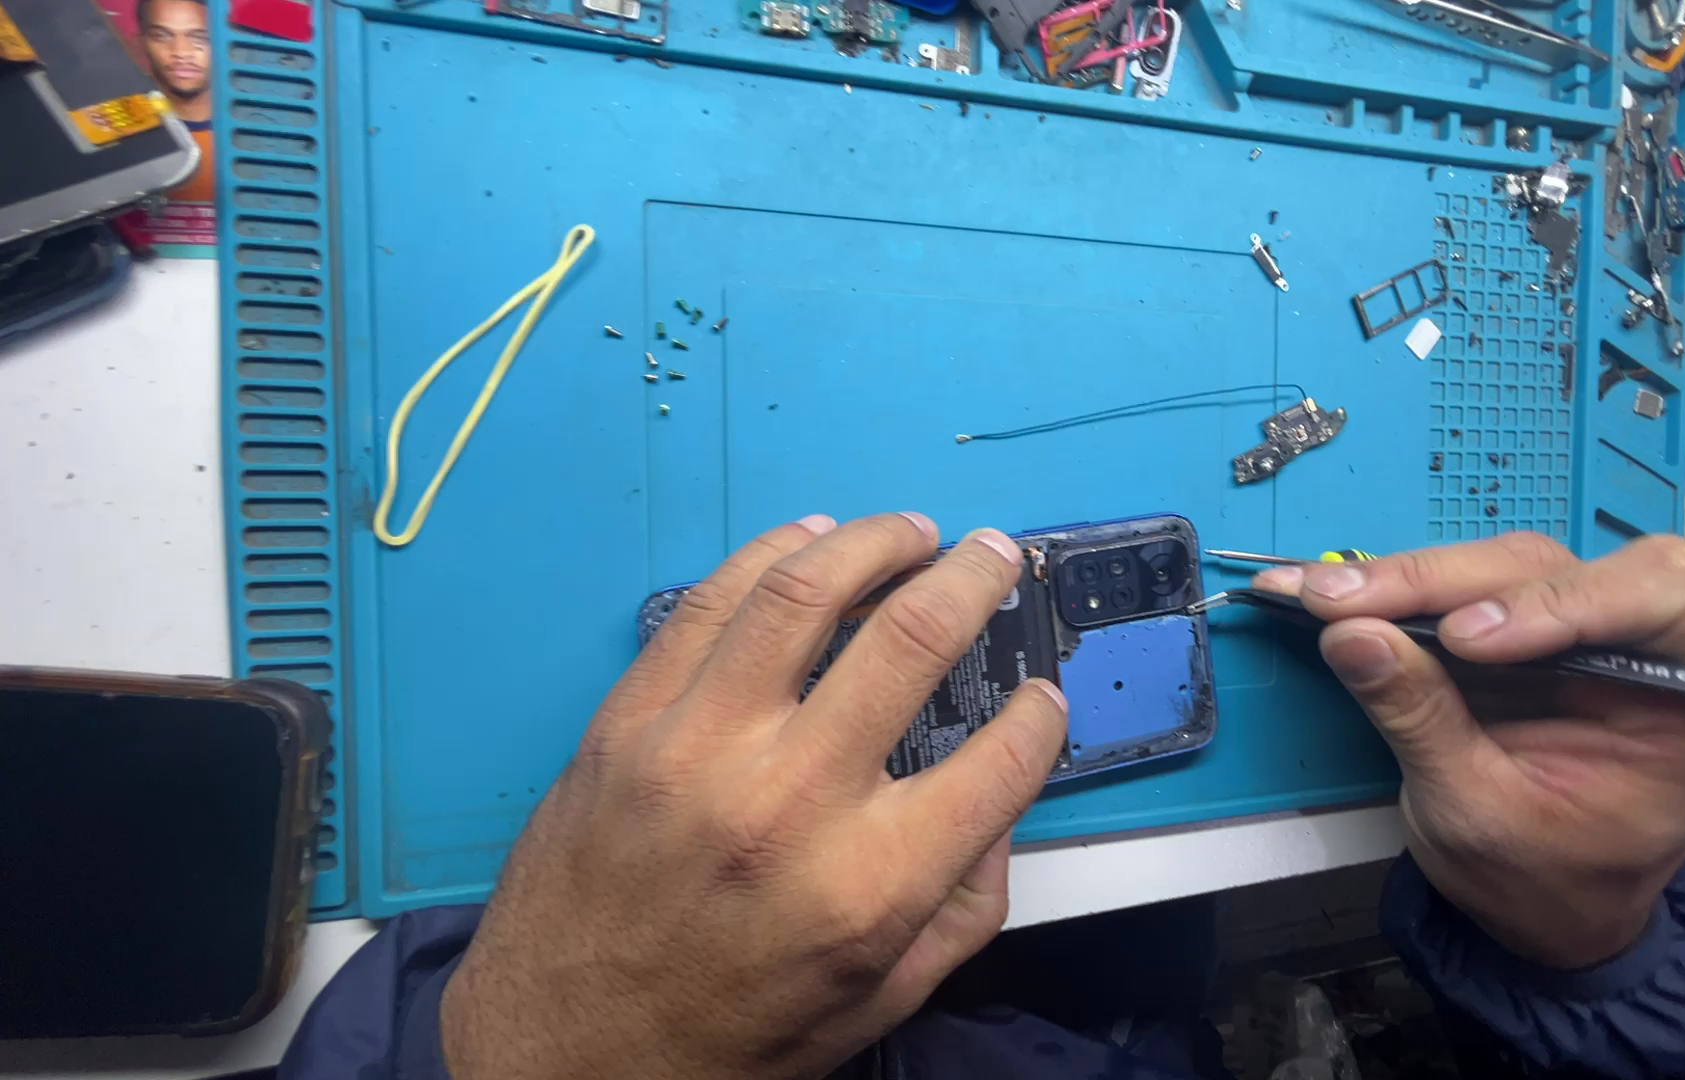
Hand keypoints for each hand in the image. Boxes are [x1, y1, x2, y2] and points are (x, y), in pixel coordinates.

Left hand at [439, 512, 1068, 1079]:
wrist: (560, 1058)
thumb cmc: (739, 1032)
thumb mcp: (884, 993)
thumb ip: (969, 899)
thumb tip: (1003, 790)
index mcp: (870, 883)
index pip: (997, 763)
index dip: (1038, 717)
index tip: (1041, 694)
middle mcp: (789, 800)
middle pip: (908, 642)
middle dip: (973, 581)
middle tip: (995, 554)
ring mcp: (698, 746)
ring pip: (802, 594)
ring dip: (876, 542)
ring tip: (913, 532)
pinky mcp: (630, 719)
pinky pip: (709, 602)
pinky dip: (772, 551)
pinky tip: (815, 536)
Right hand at [1255, 533, 1684, 968]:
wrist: (1528, 904)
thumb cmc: (1538, 878)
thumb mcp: (1477, 813)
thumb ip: (1420, 721)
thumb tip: (1350, 635)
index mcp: (1680, 699)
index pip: (1664, 598)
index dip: (1565, 599)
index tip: (1463, 637)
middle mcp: (1622, 646)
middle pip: (1537, 569)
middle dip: (1432, 582)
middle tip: (1337, 599)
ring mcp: (1548, 630)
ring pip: (1480, 566)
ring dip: (1392, 579)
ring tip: (1313, 594)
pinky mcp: (1485, 629)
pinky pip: (1432, 591)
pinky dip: (1370, 590)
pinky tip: (1307, 588)